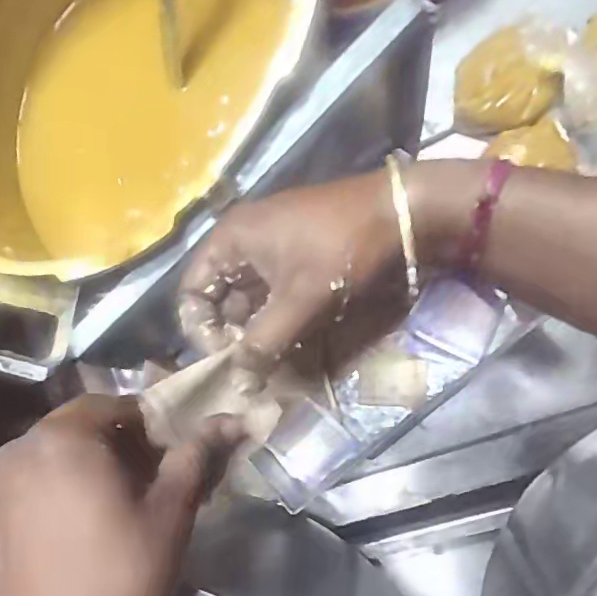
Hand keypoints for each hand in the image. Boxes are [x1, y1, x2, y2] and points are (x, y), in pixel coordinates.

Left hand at [0, 396, 241, 595]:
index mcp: (58, 437)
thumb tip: (230, 420)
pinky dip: (52, 494)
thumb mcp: (170, 514)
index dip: (143, 425)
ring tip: (109, 512)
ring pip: (46, 459)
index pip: (108, 405)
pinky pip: (25, 489)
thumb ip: (194, 457)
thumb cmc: (120, 579)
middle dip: (111, 446)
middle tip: (144, 485)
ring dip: (80, 469)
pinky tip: (73, 536)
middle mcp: (15, 452)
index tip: (164, 458)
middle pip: (72, 430)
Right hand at [177, 161, 480, 370]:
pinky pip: (268, 294)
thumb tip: (239, 384)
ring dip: (253, 330)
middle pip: (216, 297)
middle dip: (229, 334)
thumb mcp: (300, 299)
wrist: (406, 211)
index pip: (191, 291)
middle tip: (251, 361)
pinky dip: (274, 318)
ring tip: (271, 355)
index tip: (226, 356)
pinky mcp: (292, 256)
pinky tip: (290, 337)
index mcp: (230, 239)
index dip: (200, 328)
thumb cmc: (344, 248)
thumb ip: (264, 343)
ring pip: (244, 300)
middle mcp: (241, 241)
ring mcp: (268, 247)